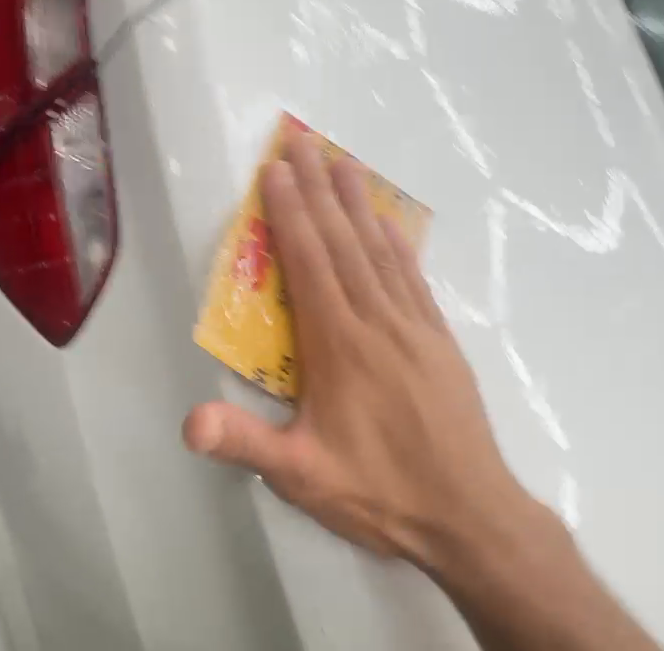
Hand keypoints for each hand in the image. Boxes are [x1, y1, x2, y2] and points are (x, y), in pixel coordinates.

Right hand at [182, 133, 547, 569]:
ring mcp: (413, 329)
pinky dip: (395, 244)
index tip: (275, 171)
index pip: (309, 263)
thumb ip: (245, 443)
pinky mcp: (438, 342)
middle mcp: (376, 322)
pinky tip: (388, 224)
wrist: (475, 522)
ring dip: (357, 204)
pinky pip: (412, 279)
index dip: (289, 214)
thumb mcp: (302, 476)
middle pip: (342, 242)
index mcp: (339, 344)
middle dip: (317, 190)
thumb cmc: (379, 492)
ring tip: (343, 163)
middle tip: (302, 142)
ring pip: (378, 252)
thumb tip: (188, 422)